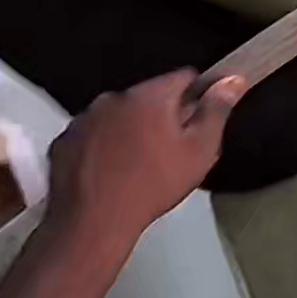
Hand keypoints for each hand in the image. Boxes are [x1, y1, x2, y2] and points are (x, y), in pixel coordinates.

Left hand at [44, 69, 246, 245]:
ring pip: (120, 113)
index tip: (203, 118)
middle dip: (165, 112)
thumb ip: (217, 111)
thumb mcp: (200, 150)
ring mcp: (84, 118)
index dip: (200, 93)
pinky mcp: (63, 140)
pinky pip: (95, 132)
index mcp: (150, 96)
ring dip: (134, 127)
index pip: (184, 76)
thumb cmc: (156, 183)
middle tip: (175, 146)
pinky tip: (113, 169)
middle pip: (150, 95)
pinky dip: (106, 143)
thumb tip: (233, 79)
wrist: (93, 220)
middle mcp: (114, 97)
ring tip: (142, 160)